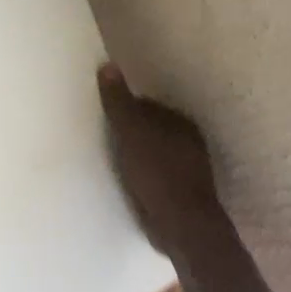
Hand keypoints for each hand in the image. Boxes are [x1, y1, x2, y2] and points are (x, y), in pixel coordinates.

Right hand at [97, 65, 229, 260]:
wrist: (182, 226)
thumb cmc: (157, 174)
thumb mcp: (131, 134)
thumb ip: (119, 103)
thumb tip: (107, 65)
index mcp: (180, 123)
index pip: (146, 106)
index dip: (122, 110)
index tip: (101, 119)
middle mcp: (189, 142)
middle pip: (150, 130)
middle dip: (129, 133)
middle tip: (101, 140)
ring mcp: (188, 169)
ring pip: (153, 153)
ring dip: (135, 155)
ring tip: (111, 162)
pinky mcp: (180, 193)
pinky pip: (155, 175)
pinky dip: (141, 175)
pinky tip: (127, 183)